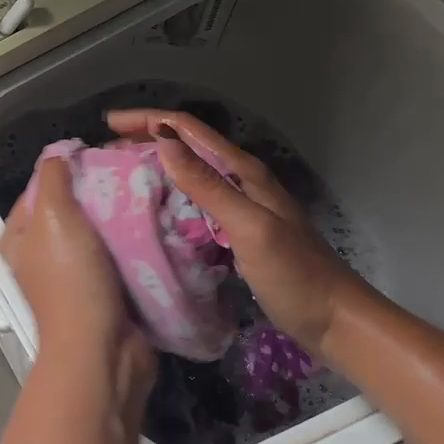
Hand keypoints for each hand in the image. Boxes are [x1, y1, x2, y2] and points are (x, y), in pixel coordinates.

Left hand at [0, 158, 156, 385]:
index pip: (38, 188)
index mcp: (18, 237)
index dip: (65, 171)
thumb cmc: (70, 278)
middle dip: (98, 195)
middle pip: (71, 210)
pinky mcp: (105, 295)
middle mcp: (40, 256)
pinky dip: (135, 246)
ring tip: (146, 196)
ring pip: (99, 234)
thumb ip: (53, 176)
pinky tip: (154, 227)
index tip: (98, 158)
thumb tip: (60, 152)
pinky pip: (121, 259)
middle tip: (129, 176)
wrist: (102, 352)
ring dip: (121, 220)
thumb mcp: (52, 213)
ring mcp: (73, 277)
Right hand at [108, 109, 375, 356]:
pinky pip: (192, 200)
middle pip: (184, 145)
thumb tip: (161, 141)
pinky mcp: (236, 229)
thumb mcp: (249, 227)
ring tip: (119, 175)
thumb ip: (207, 185)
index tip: (108, 125)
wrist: (338, 323)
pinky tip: (151, 209)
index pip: (186, 128)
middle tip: (105, 153)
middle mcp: (238, 179)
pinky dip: (167, 194)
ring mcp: (239, 204)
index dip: (146, 119)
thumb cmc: (295, 274)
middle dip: (144, 140)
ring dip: (153, 166)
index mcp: (241, 170)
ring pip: (187, 171)